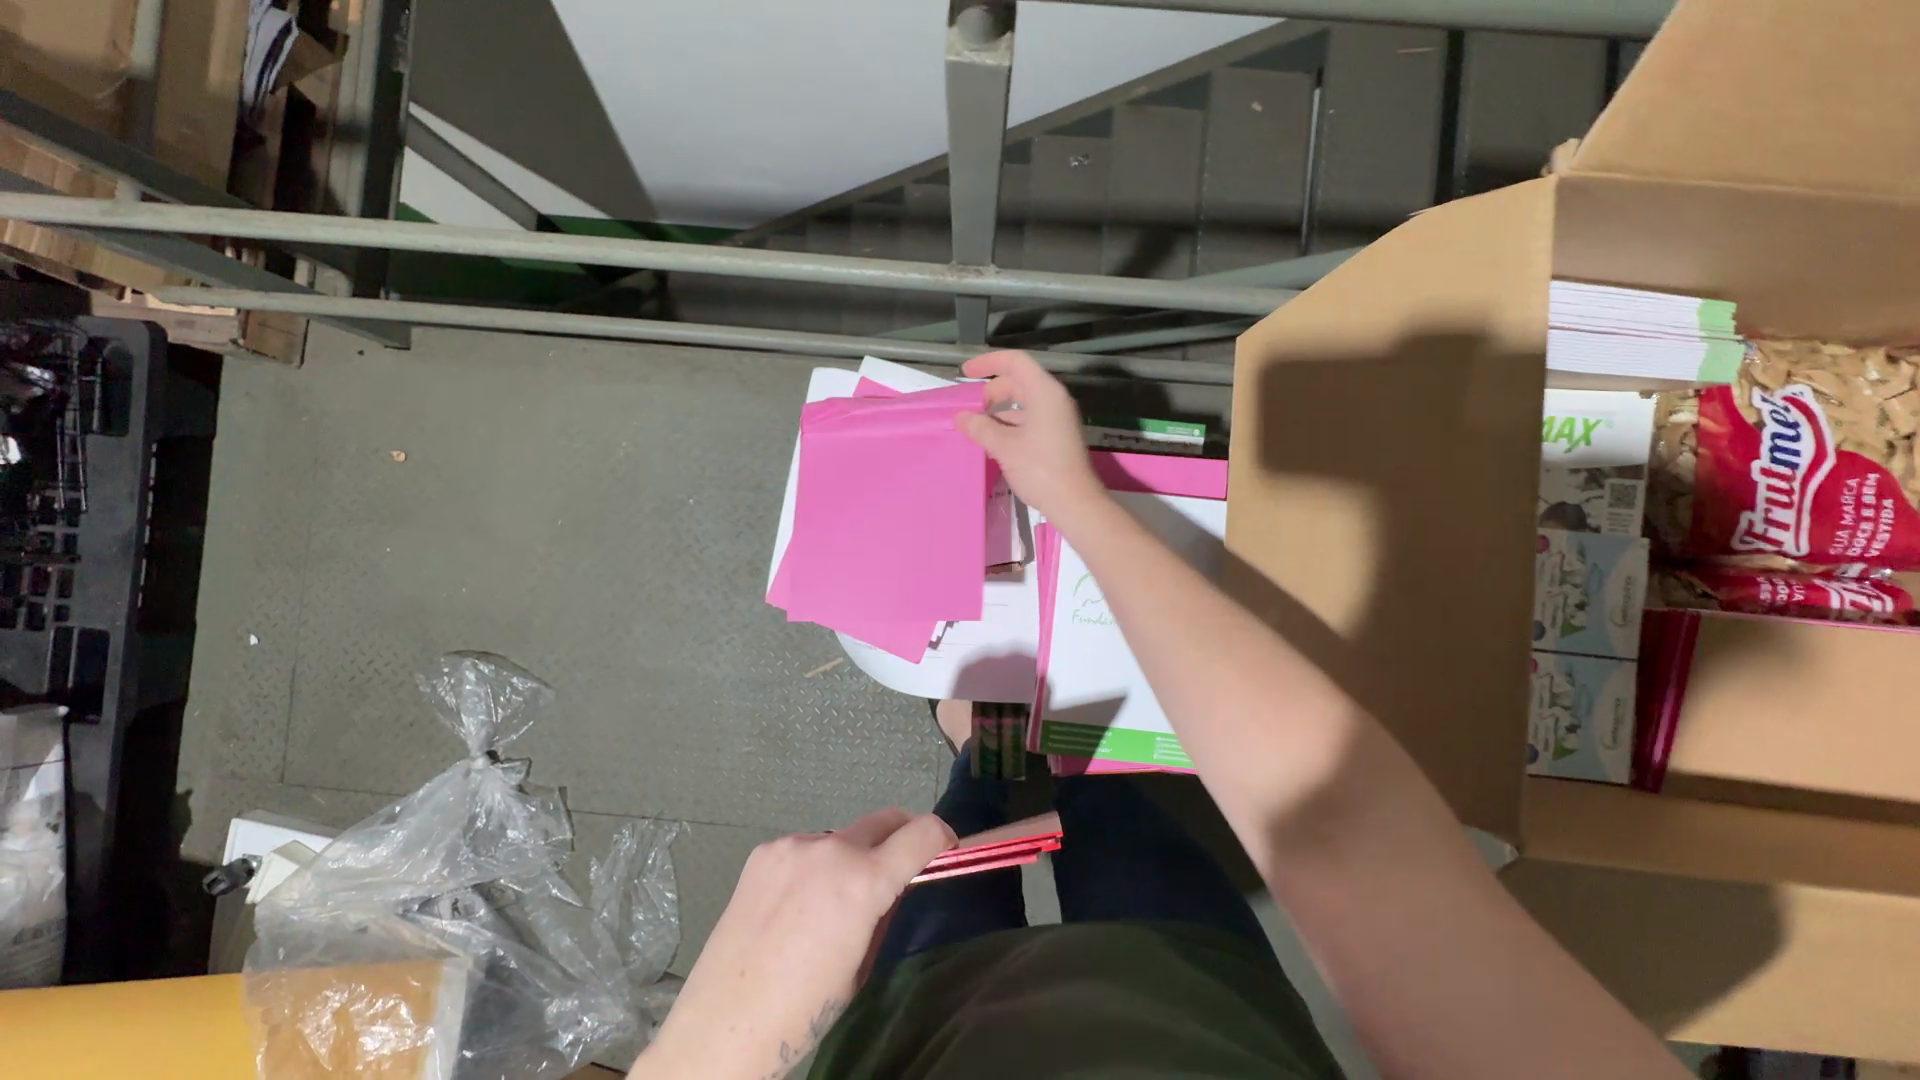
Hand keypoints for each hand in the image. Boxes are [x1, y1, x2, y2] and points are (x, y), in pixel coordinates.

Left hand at [631, 808, 955, 1079]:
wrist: (724, 1024)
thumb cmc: (805, 1009)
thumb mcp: (862, 964)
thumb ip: (884, 910)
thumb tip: (894, 883)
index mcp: (863, 882)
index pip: (923, 832)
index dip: (942, 837)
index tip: (945, 851)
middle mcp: (829, 849)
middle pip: (885, 819)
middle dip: (901, 838)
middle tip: (898, 870)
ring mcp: (792, 846)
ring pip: (842, 838)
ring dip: (852, 857)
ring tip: (831, 905)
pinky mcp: (763, 852)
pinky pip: (806, 849)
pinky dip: (815, 867)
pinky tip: (795, 907)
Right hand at [956, 351, 1106, 523]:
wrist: (1075, 503)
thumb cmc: (1040, 469)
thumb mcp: (1004, 447)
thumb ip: (980, 427)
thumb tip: (961, 417)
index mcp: (1044, 392)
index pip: (1015, 361)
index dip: (988, 362)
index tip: (966, 372)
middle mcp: (1054, 400)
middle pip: (1018, 382)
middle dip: (991, 392)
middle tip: (970, 410)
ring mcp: (1057, 419)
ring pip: (1023, 404)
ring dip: (999, 412)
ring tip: (976, 429)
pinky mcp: (1057, 437)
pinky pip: (1030, 420)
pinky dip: (1010, 426)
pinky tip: (993, 444)